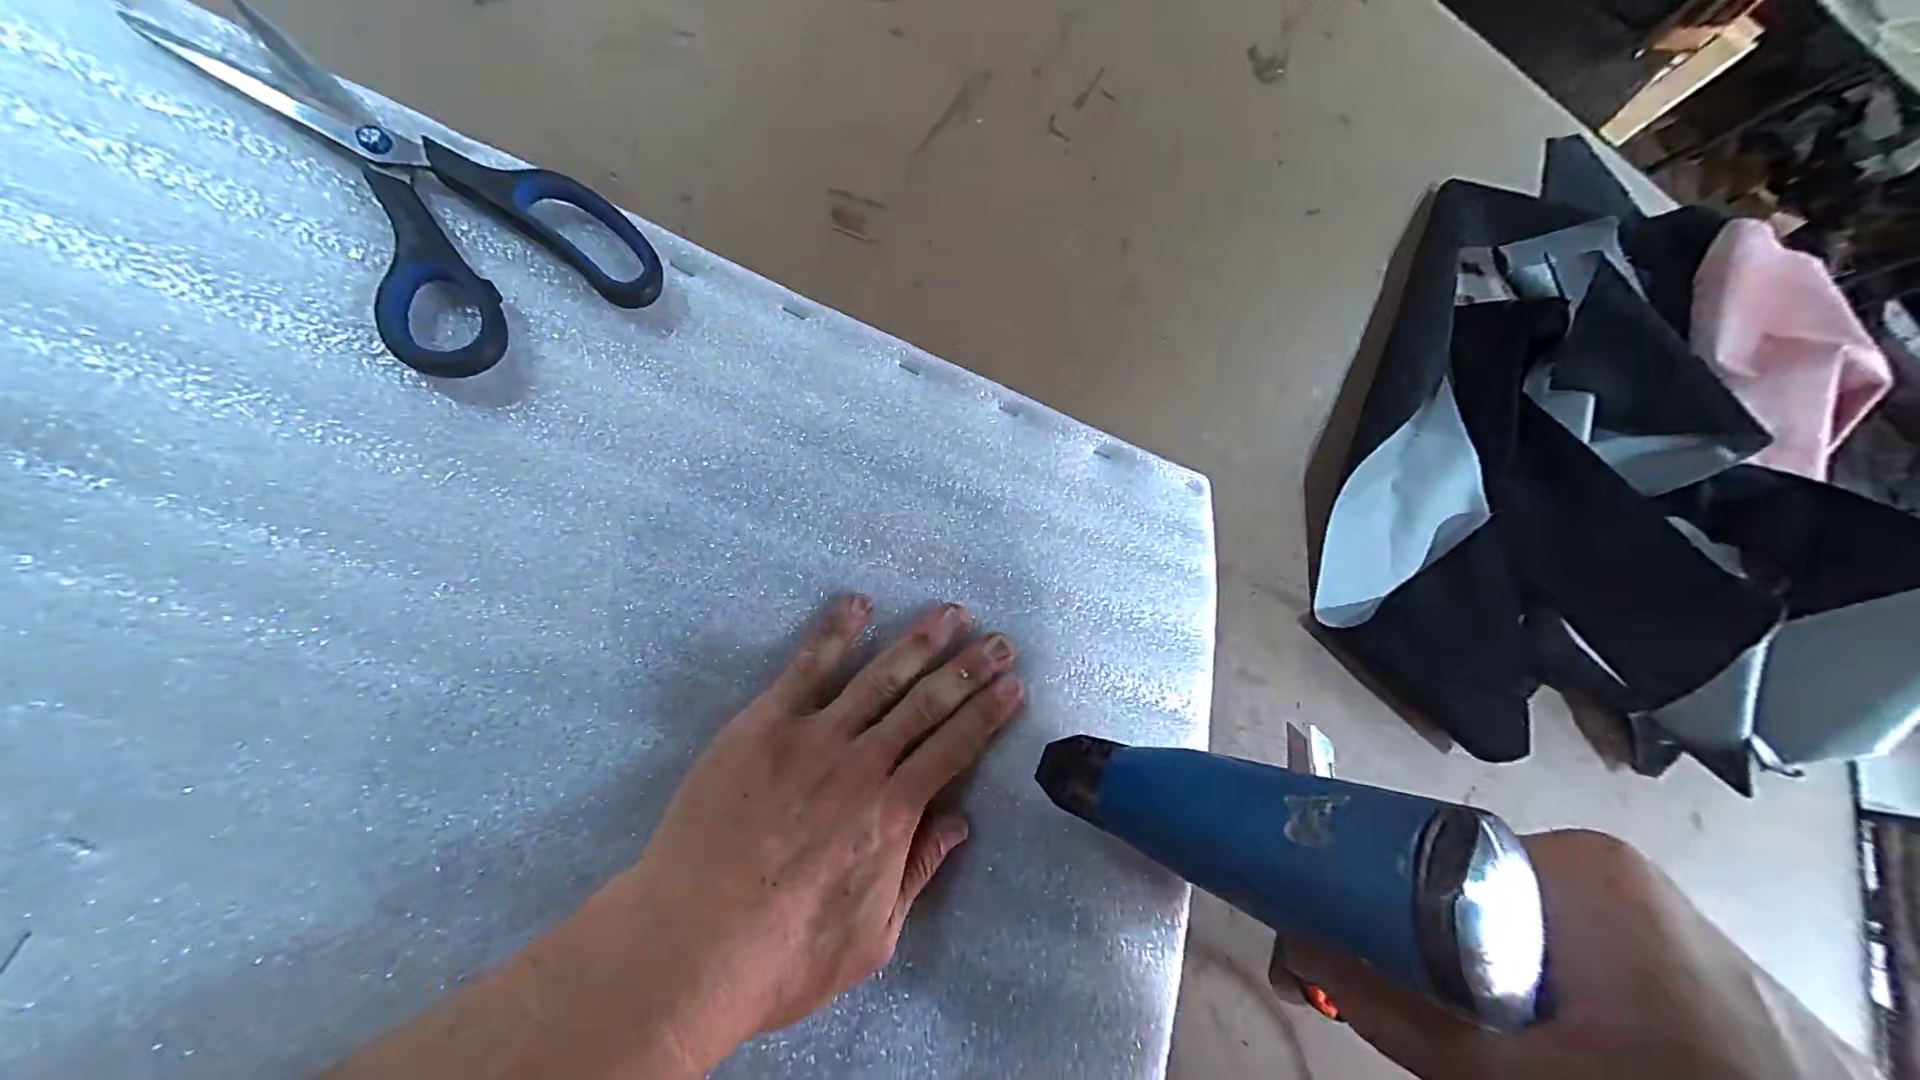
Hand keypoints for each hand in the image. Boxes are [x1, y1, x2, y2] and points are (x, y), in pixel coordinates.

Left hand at [320, 595, 1024, 1079]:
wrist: (685, 946)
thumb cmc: (783, 954)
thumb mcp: (873, 937)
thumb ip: (919, 872)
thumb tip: (960, 822)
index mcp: (893, 812)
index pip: (957, 746)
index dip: (990, 712)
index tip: (1014, 683)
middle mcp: (862, 763)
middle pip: (929, 702)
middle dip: (971, 667)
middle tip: (1001, 640)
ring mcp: (811, 737)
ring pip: (880, 675)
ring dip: (921, 641)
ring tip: (951, 613)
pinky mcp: (763, 725)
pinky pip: (807, 668)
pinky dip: (835, 633)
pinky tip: (858, 604)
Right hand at [1270, 829, 1877, 1079]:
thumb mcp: (1512, 1077)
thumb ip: (1393, 1012)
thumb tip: (1293, 950)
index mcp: (1573, 863)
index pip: (1426, 856)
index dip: (1377, 900)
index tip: (1349, 947)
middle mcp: (1602, 864)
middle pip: (1459, 888)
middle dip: (1425, 948)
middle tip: (1416, 1010)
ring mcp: (1638, 901)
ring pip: (1501, 920)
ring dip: (1472, 972)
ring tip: (1487, 1040)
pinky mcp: (1660, 940)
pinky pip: (1550, 941)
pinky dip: (1522, 981)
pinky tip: (1543, 1041)